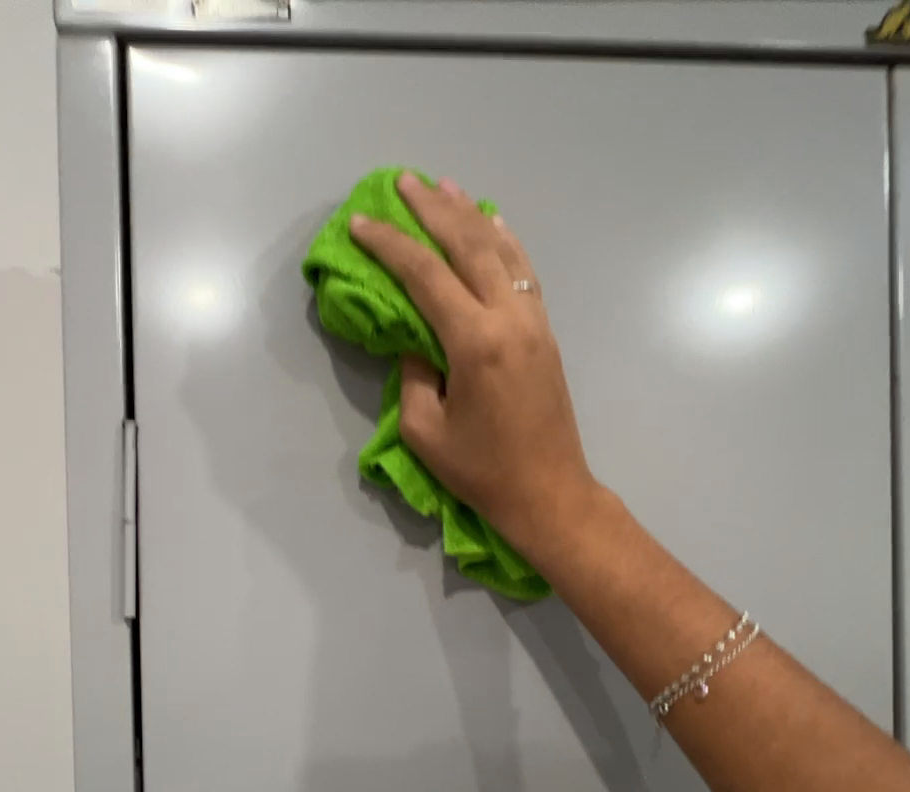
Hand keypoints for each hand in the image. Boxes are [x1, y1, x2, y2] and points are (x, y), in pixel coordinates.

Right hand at [349, 172, 599, 553]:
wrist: (548, 491)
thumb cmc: (480, 470)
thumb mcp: (424, 430)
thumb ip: (414, 373)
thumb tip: (416, 337)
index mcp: (475, 343)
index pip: (425, 276)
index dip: (389, 245)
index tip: (361, 223)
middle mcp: (509, 319)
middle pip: (467, 246)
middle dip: (432, 209)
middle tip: (403, 181)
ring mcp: (534, 322)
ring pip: (501, 251)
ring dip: (470, 215)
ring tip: (444, 186)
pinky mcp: (545, 332)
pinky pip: (524, 272)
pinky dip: (505, 242)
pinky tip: (492, 223)